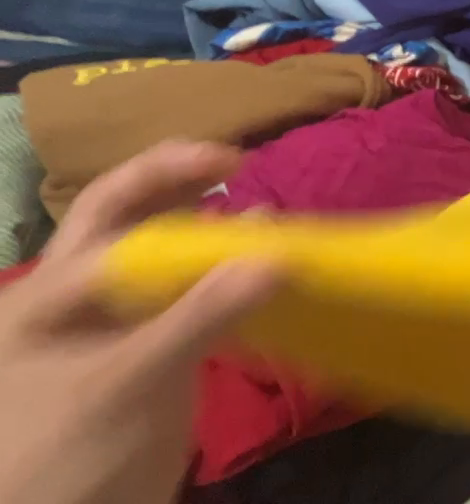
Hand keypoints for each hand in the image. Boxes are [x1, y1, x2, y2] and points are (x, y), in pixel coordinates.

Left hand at [0, 142, 279, 503]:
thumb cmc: (67, 457)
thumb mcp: (127, 386)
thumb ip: (200, 317)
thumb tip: (280, 253)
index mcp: (40, 301)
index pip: (110, 225)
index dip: (167, 186)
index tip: (239, 167)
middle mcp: (72, 296)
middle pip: (119, 216)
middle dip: (174, 179)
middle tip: (236, 161)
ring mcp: (114, 317)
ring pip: (159, 244)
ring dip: (208, 217)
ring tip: (258, 208)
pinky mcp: (155, 336)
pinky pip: (192, 280)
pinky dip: (229, 258)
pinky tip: (263, 253)